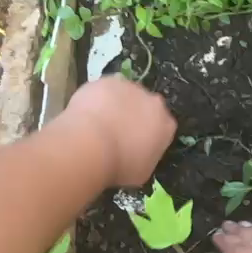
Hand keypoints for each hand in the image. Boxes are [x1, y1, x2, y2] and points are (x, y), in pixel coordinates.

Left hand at [59, 76, 175, 186]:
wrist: (91, 145)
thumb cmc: (119, 166)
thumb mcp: (142, 172)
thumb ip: (147, 156)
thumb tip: (140, 153)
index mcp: (165, 124)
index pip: (162, 126)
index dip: (148, 133)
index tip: (136, 142)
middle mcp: (152, 101)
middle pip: (145, 105)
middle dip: (134, 114)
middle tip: (117, 131)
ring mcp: (129, 87)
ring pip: (124, 93)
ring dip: (115, 103)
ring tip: (98, 122)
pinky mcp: (106, 80)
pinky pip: (103, 89)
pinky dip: (96, 98)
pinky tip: (86, 113)